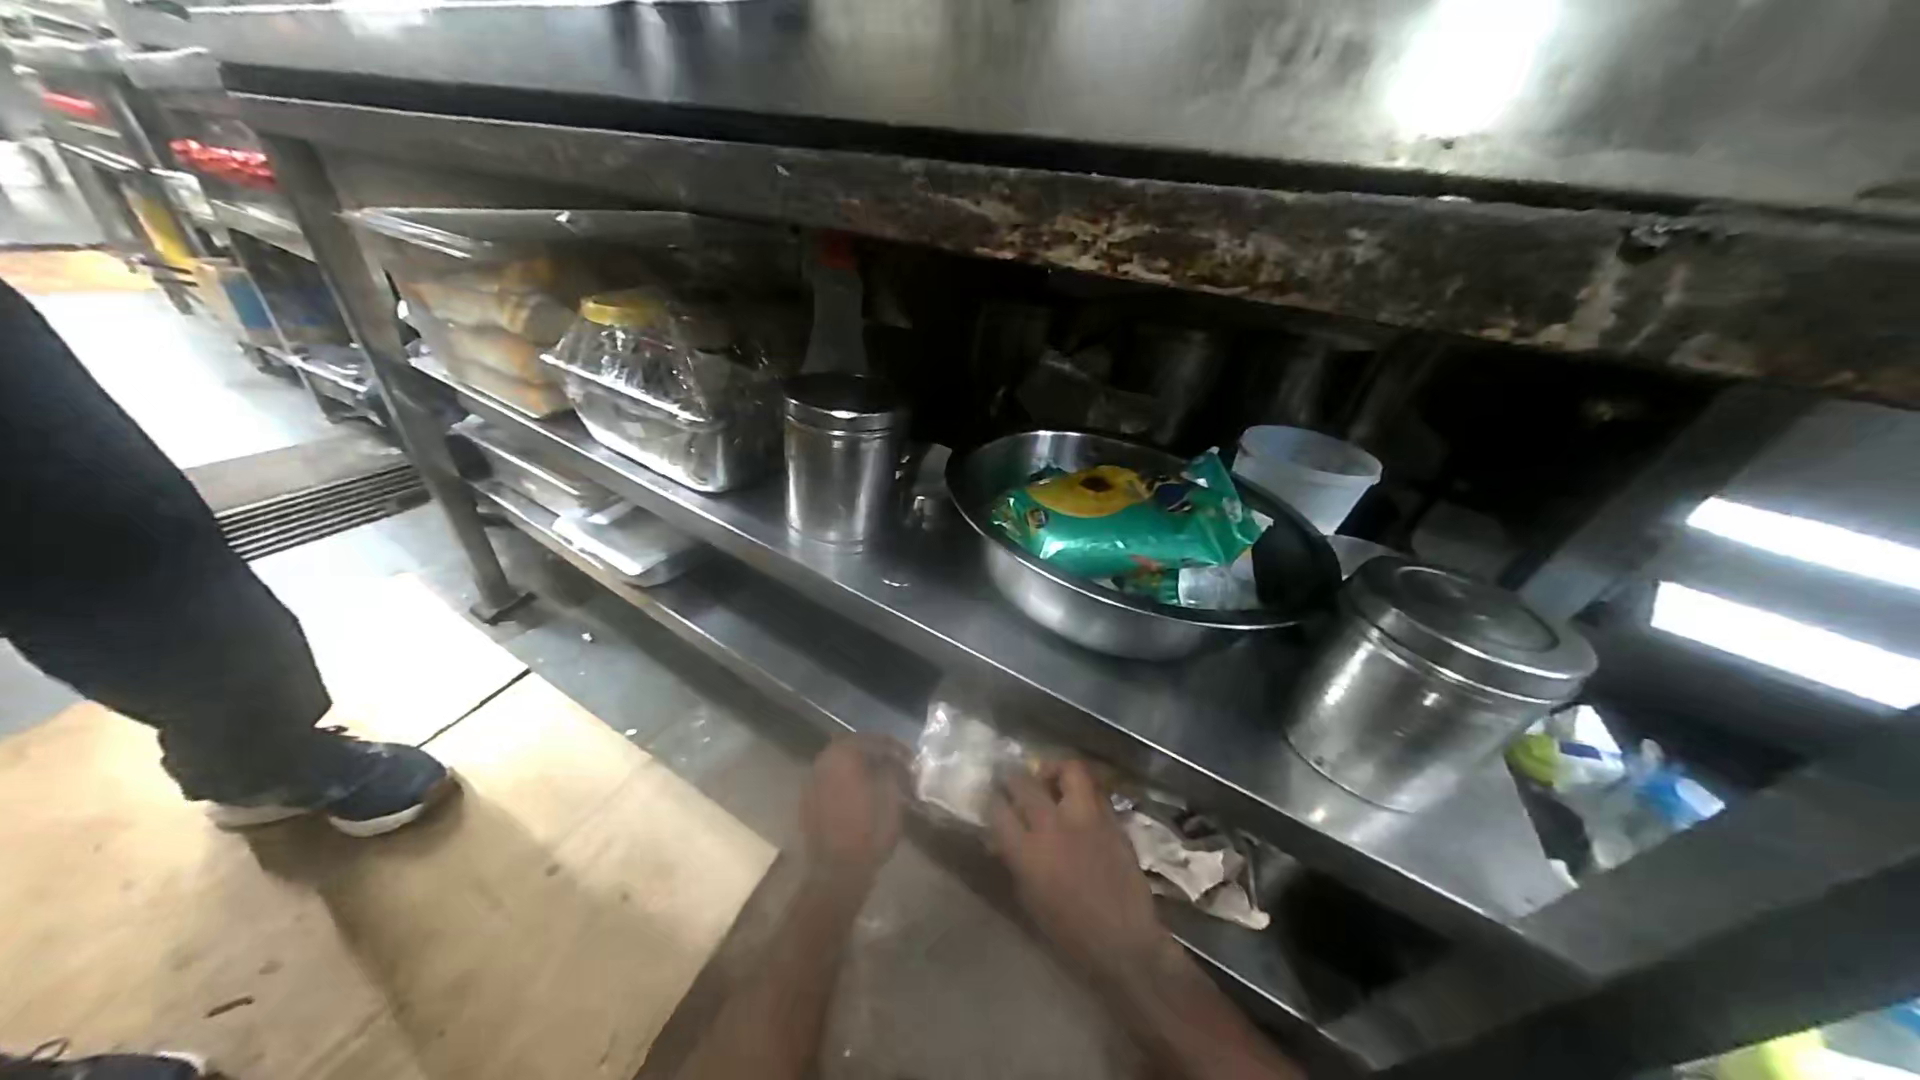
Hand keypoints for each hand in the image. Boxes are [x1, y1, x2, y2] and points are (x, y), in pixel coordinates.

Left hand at [801, 735, 908, 886]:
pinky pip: (830, 777)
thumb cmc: (869, 834)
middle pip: (853, 745)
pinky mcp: (808, 799)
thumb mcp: (893, 799)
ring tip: (879, 778)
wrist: (836, 872)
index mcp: (845, 756)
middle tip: (895, 763)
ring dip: (860, 764)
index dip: (895, 747)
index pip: (874, 739)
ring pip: (840, 761)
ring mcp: (813, 780)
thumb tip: (897, 762)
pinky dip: (846, 778)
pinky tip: (861, 792)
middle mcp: (825, 761)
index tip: (910, 758)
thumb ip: (894, 771)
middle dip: (875, 751)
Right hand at [988, 760, 1165, 979]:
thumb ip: (1014, 861)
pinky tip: (1077, 800)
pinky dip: (1082, 789)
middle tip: (1013, 781)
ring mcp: (1086, 819)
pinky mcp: (1113, 820)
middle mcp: (1053, 826)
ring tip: (1049, 779)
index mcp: (1027, 852)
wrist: (1124, 942)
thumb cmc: (1069, 932)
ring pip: (1069, 770)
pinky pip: (1094, 791)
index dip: (991, 800)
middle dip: (1013, 778)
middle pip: (1025, 782)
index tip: (991, 798)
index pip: (998, 809)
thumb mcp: (1029, 898)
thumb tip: (1000, 839)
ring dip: (1055, 770)